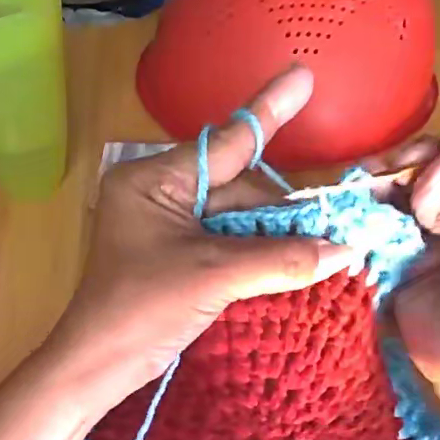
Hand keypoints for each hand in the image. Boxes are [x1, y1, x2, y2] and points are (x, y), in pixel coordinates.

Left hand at [41, 66, 356, 405]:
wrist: (95, 364)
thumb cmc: (141, 310)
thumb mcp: (213, 277)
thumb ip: (281, 257)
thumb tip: (343, 248)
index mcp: (152, 181)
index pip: (224, 143)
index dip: (269, 113)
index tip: (302, 74)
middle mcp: (154, 194)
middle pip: (235, 186)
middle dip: (278, 210)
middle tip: (330, 231)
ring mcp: (159, 226)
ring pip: (231, 218)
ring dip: (269, 236)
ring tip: (315, 253)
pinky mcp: (167, 256)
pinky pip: (219, 242)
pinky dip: (250, 253)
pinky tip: (285, 262)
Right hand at [372, 129, 439, 405]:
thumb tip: (435, 158)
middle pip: (439, 168)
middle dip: (417, 161)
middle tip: (396, 167)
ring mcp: (432, 238)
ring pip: (402, 196)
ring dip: (384, 185)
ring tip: (368, 183)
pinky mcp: (395, 266)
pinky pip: (375, 233)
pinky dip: (362, 219)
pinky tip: (354, 206)